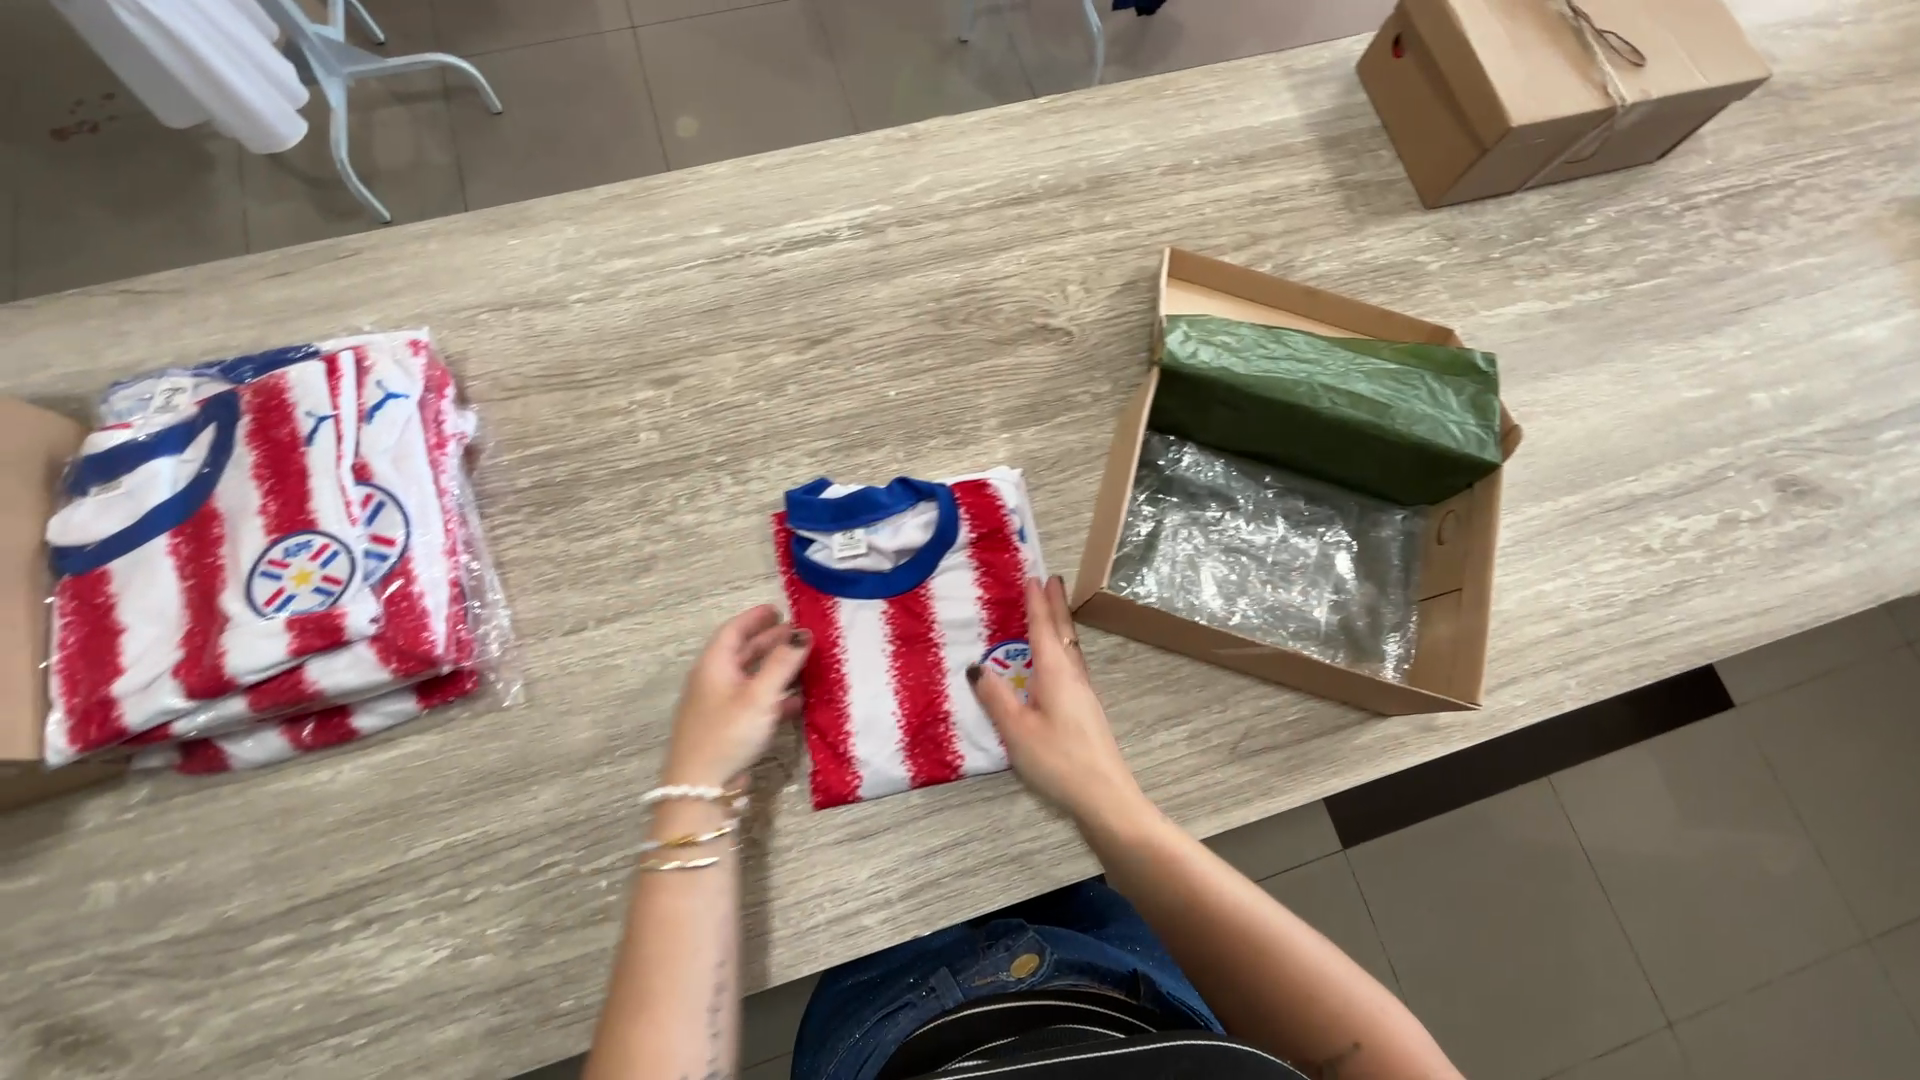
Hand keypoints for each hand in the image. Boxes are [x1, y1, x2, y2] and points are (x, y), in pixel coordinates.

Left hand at [661, 605, 811, 788]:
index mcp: (714, 665)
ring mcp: (719, 706)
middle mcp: (713, 681)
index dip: (755, 618)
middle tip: (797, 633)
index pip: (733, 631)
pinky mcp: (728, 728)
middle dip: (769, 641)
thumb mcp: (760, 695)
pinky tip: (796, 701)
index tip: (779, 610)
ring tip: (803, 662)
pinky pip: (754, 702)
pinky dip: (774, 696)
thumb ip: (783, 662)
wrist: (700, 787)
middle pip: (742, 652)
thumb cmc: (728, 732)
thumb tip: (803, 632)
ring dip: (775, 668)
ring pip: (750, 678)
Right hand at [968, 576, 1147, 825]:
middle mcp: (1073, 676)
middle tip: (1051, 579)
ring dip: (1060, 626)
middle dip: (1055, 606)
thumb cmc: (1058, 760)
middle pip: (1063, 633)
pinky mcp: (1086, 711)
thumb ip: (996, 697)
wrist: (1105, 797)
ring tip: (1052, 612)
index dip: (1036, 602)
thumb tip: (977, 667)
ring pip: (1070, 649)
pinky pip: (1072, 666)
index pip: (1043, 628)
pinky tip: (1058, 661)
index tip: (1033, 575)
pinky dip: (1062, 649)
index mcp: (1056, 673)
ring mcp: (1083, 694)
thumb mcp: (1017, 730)